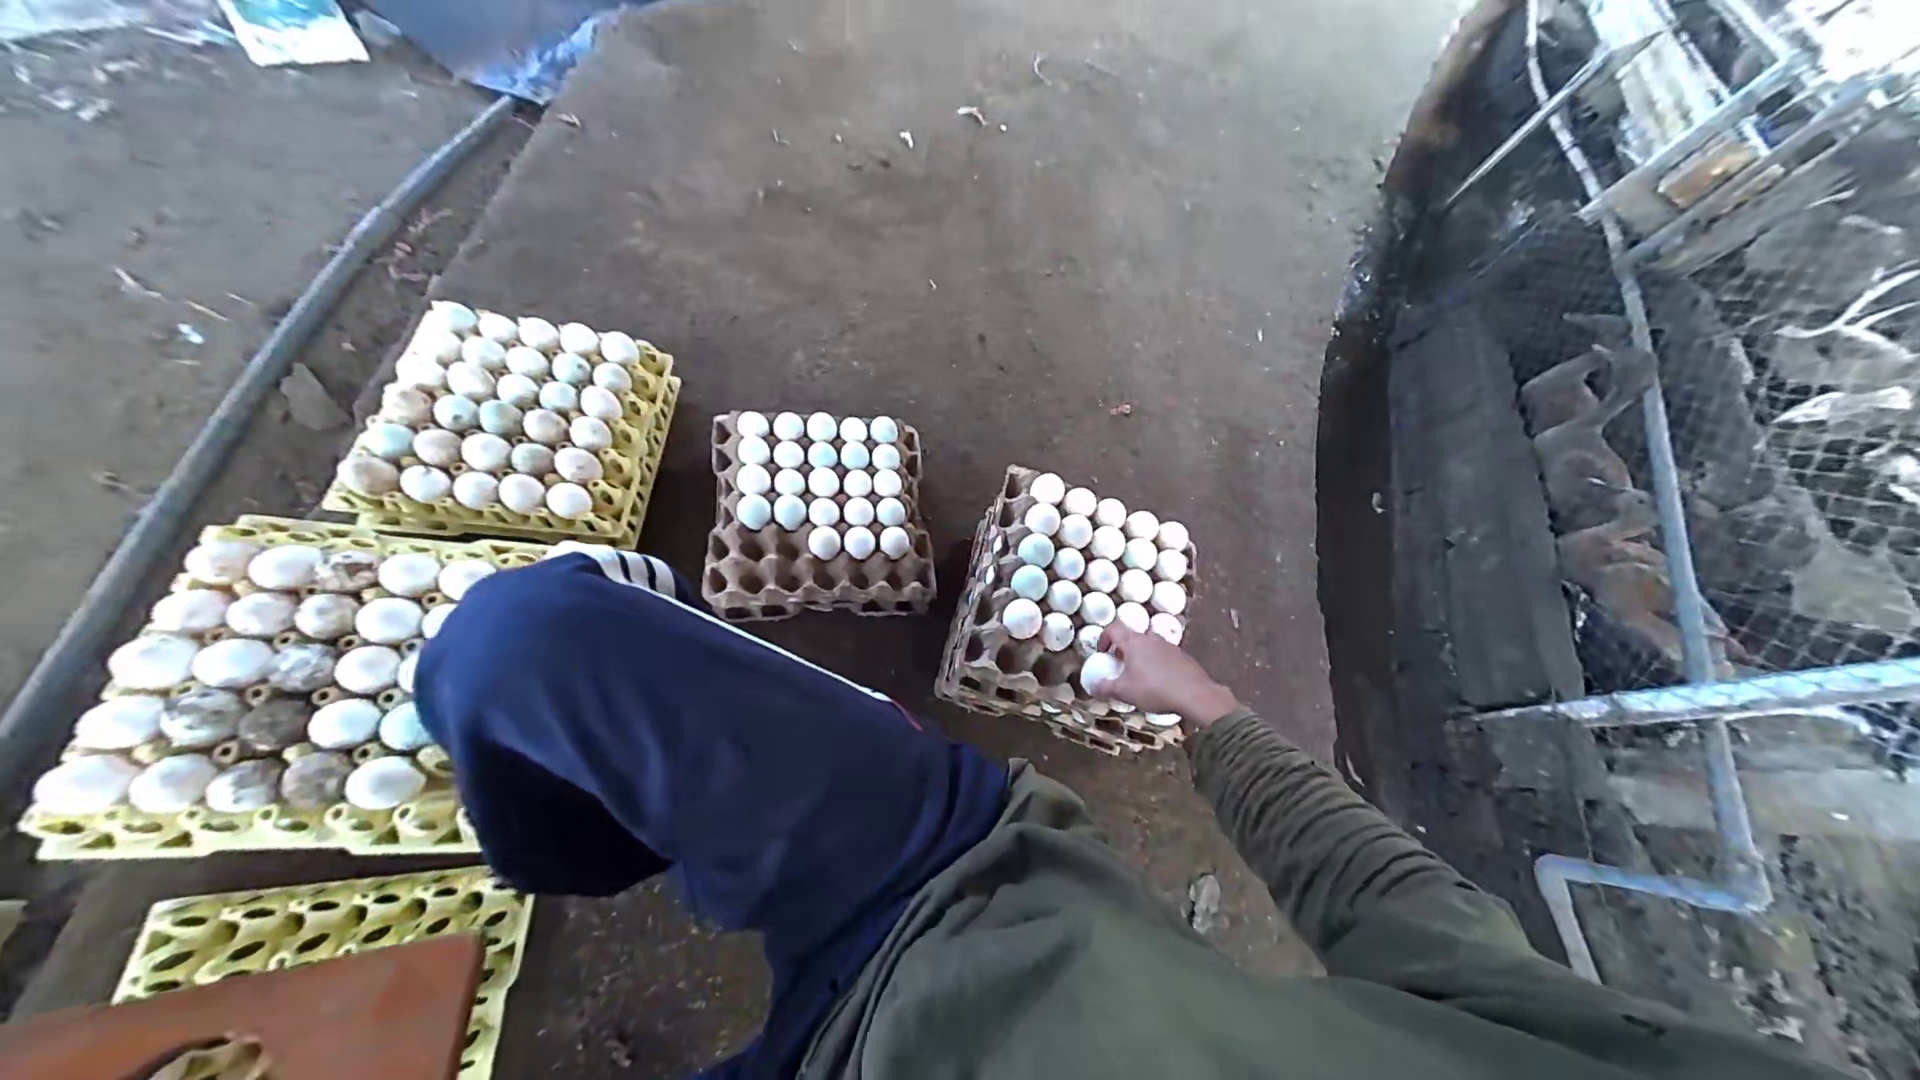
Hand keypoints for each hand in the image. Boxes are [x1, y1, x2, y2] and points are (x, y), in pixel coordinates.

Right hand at [1094, 625, 1239, 728]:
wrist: (1195, 695)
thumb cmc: (1155, 689)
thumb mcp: (1124, 691)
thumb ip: (1105, 687)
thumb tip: (1091, 686)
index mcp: (1134, 642)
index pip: (1113, 629)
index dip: (1104, 638)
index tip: (1102, 653)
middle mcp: (1151, 639)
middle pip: (1131, 637)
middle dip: (1122, 650)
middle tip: (1119, 666)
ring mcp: (1169, 646)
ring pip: (1148, 646)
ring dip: (1139, 656)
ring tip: (1138, 676)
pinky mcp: (1182, 656)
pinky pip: (1163, 655)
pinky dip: (1156, 664)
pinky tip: (1158, 682)